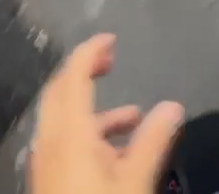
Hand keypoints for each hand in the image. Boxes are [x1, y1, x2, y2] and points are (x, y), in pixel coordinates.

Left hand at [29, 34, 184, 193]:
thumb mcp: (136, 180)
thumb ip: (154, 139)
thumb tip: (172, 107)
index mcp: (69, 134)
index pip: (73, 77)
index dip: (90, 52)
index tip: (112, 39)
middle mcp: (51, 143)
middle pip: (59, 92)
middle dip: (84, 71)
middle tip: (110, 59)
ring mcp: (46, 166)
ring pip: (62, 120)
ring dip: (93, 109)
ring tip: (132, 115)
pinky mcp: (49, 185)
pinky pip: (64, 144)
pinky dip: (88, 134)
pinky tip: (116, 153)